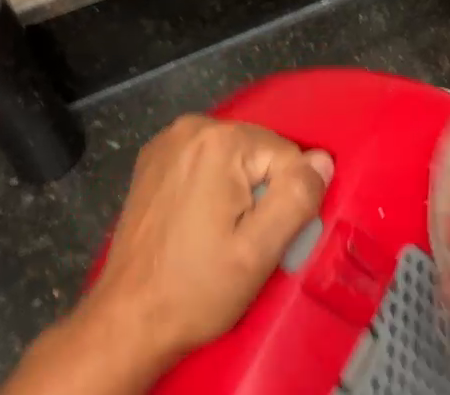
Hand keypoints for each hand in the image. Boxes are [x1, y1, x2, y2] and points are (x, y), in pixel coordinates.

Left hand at [2, 116, 333, 394]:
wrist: (125, 322)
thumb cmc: (195, 288)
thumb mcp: (259, 252)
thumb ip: (297, 197)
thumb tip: (323, 160)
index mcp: (220, 141)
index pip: (287, 156)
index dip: (284, 200)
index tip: (261, 239)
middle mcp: (191, 127)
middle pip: (260, 151)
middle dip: (261, 192)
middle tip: (241, 241)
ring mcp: (166, 142)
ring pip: (235, 157)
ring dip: (239, 191)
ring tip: (219, 236)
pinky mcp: (152, 161)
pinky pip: (206, 162)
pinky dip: (212, 187)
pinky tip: (199, 224)